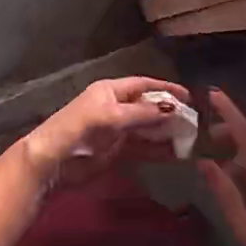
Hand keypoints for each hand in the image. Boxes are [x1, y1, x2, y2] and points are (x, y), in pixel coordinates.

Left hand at [21, 76, 191, 187]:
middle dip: (168, 112)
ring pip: (146, 128)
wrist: (53, 161)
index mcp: (111, 91)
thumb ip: (142, 113)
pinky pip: (140, 148)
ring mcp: (116, 130)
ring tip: (188, 138)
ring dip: (165, 133)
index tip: (188, 95)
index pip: (143, 84)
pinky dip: (156, 150)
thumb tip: (171, 109)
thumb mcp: (112, 116)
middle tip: (192, 120)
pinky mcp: (115, 151)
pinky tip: (174, 154)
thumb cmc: (80, 129)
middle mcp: (115, 107)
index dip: (165, 89)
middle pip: (147, 106)